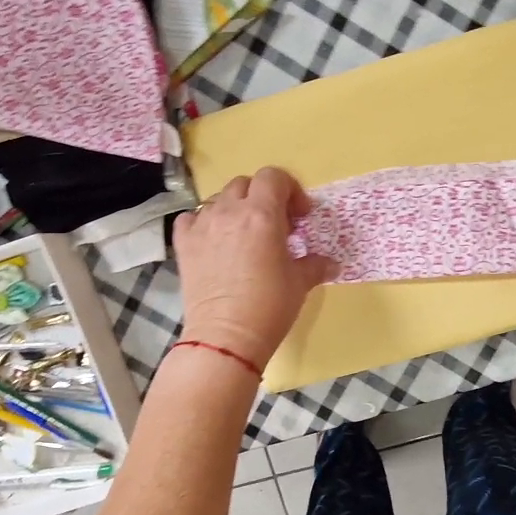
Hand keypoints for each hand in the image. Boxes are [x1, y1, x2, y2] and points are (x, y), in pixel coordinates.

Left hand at [174, 167, 337, 369]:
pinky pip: (191, 218)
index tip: (300, 216)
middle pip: (245, 184)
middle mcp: (229, 211)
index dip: (290, 190)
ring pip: (218, 199)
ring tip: (244, 235)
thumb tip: (332, 264)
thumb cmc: (270, 307)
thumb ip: (315, 266)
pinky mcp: (184, 243)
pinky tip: (213, 240)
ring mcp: (202, 225)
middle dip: (262, 198)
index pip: (274, 178)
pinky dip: (203, 222)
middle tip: (275, 225)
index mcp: (262, 214)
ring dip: (235, 209)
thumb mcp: (300, 284)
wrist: (226, 337)